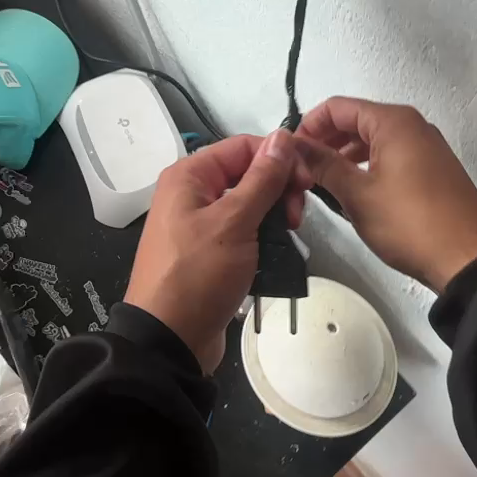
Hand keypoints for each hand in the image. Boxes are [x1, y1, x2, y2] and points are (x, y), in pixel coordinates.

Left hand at [125, 130, 304, 372]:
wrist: (169, 340)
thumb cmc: (198, 274)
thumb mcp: (234, 222)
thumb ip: (262, 179)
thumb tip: (282, 135)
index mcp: (190, 175)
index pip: (244, 147)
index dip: (279, 158)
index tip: (306, 183)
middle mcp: (192, 193)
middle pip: (248, 174)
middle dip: (278, 190)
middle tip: (296, 218)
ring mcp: (200, 224)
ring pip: (249, 205)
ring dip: (274, 217)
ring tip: (289, 238)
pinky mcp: (210, 253)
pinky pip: (243, 232)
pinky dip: (262, 239)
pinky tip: (277, 254)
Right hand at [293, 97, 476, 291]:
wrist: (470, 261)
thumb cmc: (409, 222)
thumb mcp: (357, 194)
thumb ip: (322, 164)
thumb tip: (293, 145)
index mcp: (393, 122)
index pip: (337, 107)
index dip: (309, 125)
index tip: (290, 152)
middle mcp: (412, 125)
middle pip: (356, 120)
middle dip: (326, 140)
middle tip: (302, 169)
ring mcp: (427, 146)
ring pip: (373, 139)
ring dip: (345, 154)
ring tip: (322, 181)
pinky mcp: (434, 168)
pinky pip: (391, 154)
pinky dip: (368, 164)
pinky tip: (354, 189)